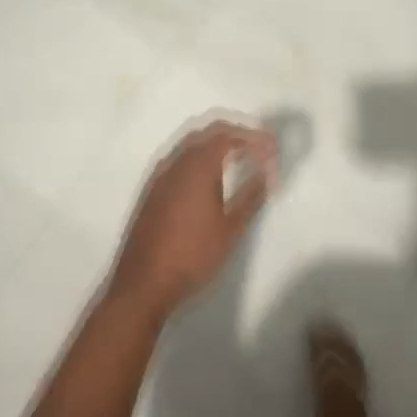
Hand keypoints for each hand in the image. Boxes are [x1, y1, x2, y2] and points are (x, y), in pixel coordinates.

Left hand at [108, 120, 279, 320]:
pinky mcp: (152, 191)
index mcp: (197, 166)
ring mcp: (160, 176)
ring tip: (238, 159)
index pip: (228, 135)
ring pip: (191, 145)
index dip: (253, 137)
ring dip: (216, 145)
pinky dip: (200, 158)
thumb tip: (267, 172)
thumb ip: (251, 196)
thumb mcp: (230, 230)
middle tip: (258, 147)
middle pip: (208, 133)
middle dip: (236, 134)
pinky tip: (209, 179)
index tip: (272, 147)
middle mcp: (176, 162)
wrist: (143, 283)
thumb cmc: (192, 255)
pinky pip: (179, 160)